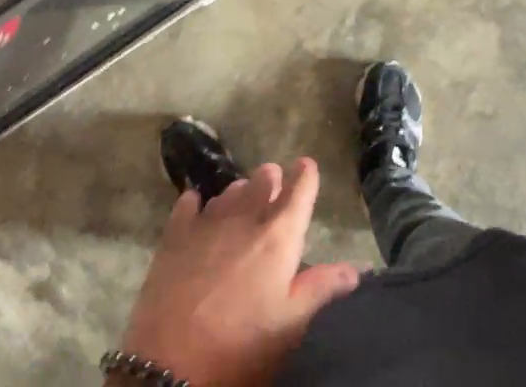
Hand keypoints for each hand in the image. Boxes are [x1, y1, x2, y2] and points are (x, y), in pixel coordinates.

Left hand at [117, 158, 360, 386]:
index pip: (298, 194)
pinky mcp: (174, 235)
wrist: (171, 361)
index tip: (307, 164)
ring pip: (228, 191)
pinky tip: (197, 204)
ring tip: (243, 194)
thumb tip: (354, 269)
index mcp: (278, 238)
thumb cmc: (241, 345)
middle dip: (271, 178)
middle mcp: (244, 219)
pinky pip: (189, 204)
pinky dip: (198, 201)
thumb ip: (320, 289)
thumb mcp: (290, 324)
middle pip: (261, 183)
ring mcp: (206, 224)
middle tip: (274, 179)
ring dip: (240, 190)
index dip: (305, 176)